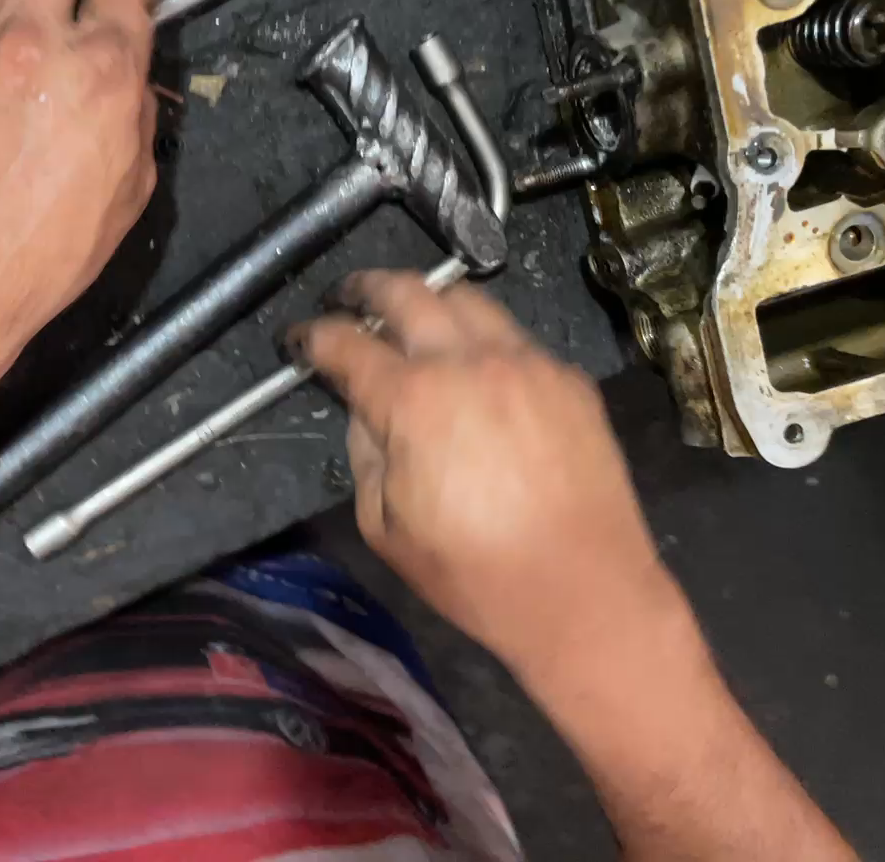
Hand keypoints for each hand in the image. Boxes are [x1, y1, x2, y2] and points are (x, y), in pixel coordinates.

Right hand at [295, 270, 682, 674]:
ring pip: (465, 299)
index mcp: (412, 400)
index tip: (297, 338)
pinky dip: (477, 337)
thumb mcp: (382, 523)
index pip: (344, 342)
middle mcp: (467, 362)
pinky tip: (472, 368)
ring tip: (410, 320)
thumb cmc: (472, 572)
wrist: (587, 597)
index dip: (310, 335)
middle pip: (406, 290)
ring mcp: (525, 363)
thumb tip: (366, 409)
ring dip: (425, 301)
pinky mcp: (567, 378)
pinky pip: (511, 336)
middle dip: (364, 287)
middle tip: (346, 297)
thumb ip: (364, 449)